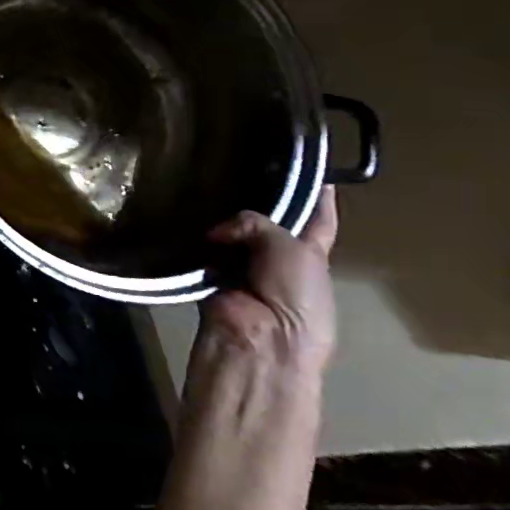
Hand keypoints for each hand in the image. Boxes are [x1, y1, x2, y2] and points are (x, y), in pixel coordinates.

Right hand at [200, 186, 338, 368]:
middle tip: (237, 169)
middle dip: (256, 201)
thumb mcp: (291, 248)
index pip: (319, 221)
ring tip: (208, 187)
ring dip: (223, 220)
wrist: (259, 341)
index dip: (319, 198)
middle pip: (268, 224)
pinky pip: (203, 253)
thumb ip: (256, 222)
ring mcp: (244, 272)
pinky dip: (199, 241)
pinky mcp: (211, 280)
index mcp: (312, 257)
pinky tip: (190, 217)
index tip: (315, 170)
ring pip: (233, 235)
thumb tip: (216, 234)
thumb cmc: (294, 296)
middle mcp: (279, 263)